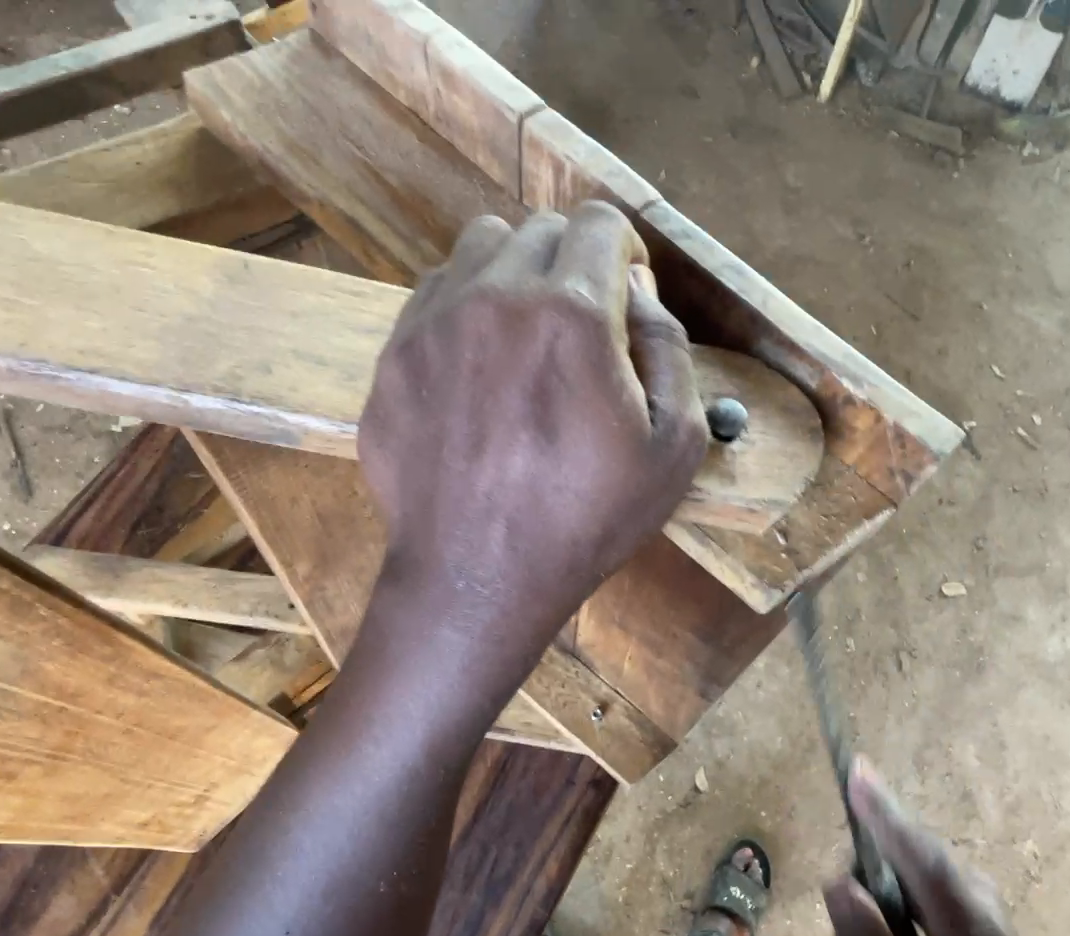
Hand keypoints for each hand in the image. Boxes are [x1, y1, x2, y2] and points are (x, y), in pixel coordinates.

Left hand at [359, 203, 707, 639]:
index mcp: (573, 314)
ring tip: (526, 338)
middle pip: (542, 229)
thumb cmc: (588, 520)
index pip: (600, 223)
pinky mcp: (394, 354)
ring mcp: (434, 322)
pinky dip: (466, 308)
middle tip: (581, 329)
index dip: (624, 254)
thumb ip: (669, 348)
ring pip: (481, 248)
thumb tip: (637, 291)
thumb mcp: (675, 446)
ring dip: (516, 274)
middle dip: (574, 264)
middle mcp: (497, 296)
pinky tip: (478, 367)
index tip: (626, 297)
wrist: (479, 577)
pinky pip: (435, 292)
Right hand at [826, 761, 1069, 935]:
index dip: (884, 812)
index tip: (856, 769)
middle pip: (913, 855)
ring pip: (915, 870)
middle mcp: (981, 898)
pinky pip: (924, 885)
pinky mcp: (978, 910)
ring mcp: (984, 902)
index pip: (920, 853)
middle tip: (851, 931)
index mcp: (968, 924)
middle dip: (871, 868)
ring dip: (883, 894)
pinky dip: (898, 904)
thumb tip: (835, 878)